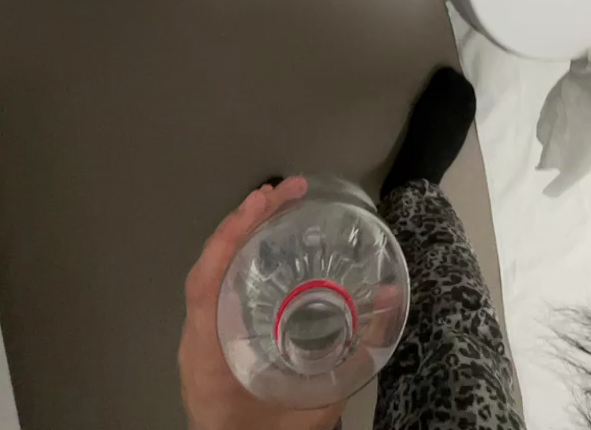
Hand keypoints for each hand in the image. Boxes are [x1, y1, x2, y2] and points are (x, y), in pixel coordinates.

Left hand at [180, 177, 343, 429]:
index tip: (263, 200)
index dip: (231, 234)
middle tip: (288, 189)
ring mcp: (202, 337)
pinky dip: (241, 254)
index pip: (206, 280)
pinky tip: (268, 240)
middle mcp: (199, 338)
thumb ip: (354, 353)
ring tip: (278, 201)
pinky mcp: (213, 339)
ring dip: (243, 231)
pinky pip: (219, 285)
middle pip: (211, 264)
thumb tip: (392, 295)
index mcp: (209, 352)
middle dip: (246, 218)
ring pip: (213, 271)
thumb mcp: (316, 402)